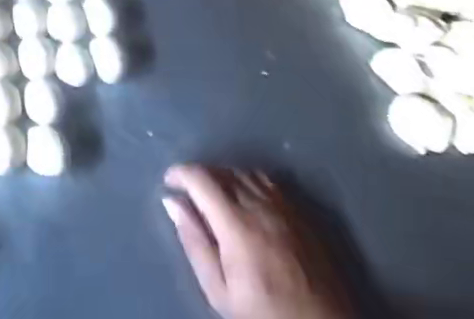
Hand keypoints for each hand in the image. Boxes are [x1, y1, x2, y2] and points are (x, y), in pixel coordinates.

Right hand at [162, 165, 351, 318]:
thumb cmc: (266, 316)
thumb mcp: (220, 292)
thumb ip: (194, 243)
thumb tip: (172, 202)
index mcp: (237, 225)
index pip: (200, 177)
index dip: (179, 173)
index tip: (169, 183)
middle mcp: (261, 206)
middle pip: (222, 170)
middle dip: (200, 175)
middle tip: (190, 195)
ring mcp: (286, 208)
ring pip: (246, 172)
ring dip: (225, 176)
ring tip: (217, 196)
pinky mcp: (304, 215)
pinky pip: (270, 182)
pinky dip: (250, 181)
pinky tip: (248, 200)